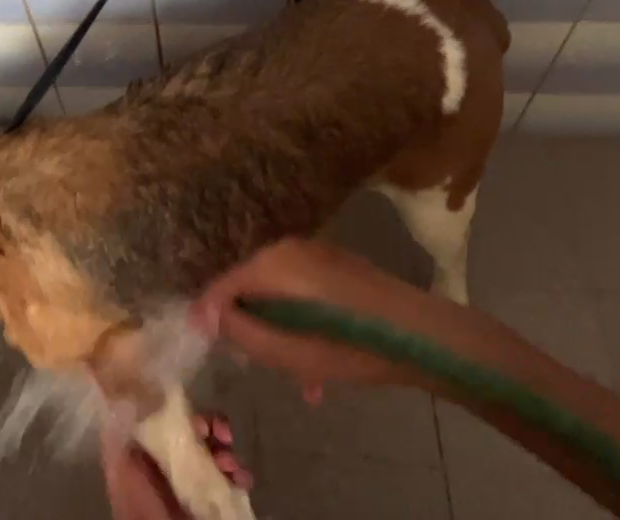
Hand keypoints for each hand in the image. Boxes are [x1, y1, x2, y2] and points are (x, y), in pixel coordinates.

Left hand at [100, 415, 248, 519]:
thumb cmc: (138, 509)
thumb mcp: (121, 470)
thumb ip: (119, 437)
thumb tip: (126, 400)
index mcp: (154, 453)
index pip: (174, 421)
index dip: (189, 415)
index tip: (200, 421)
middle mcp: (176, 464)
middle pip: (202, 434)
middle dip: (215, 430)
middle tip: (222, 435)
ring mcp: (197, 484)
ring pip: (220, 453)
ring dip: (229, 453)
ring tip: (230, 465)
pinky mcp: (215, 502)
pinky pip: (234, 481)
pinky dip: (241, 475)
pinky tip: (241, 479)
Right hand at [191, 239, 451, 395]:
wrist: (419, 334)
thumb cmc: (345, 345)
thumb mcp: (283, 350)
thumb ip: (239, 330)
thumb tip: (207, 315)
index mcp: (270, 263)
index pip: (222, 285)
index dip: (207, 314)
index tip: (200, 340)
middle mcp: (288, 248)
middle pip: (250, 285)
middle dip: (247, 323)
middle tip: (253, 360)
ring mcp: (316, 253)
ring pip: (278, 291)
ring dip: (277, 327)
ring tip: (293, 372)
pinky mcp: (339, 265)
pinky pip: (302, 290)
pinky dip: (299, 318)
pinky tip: (317, 358)